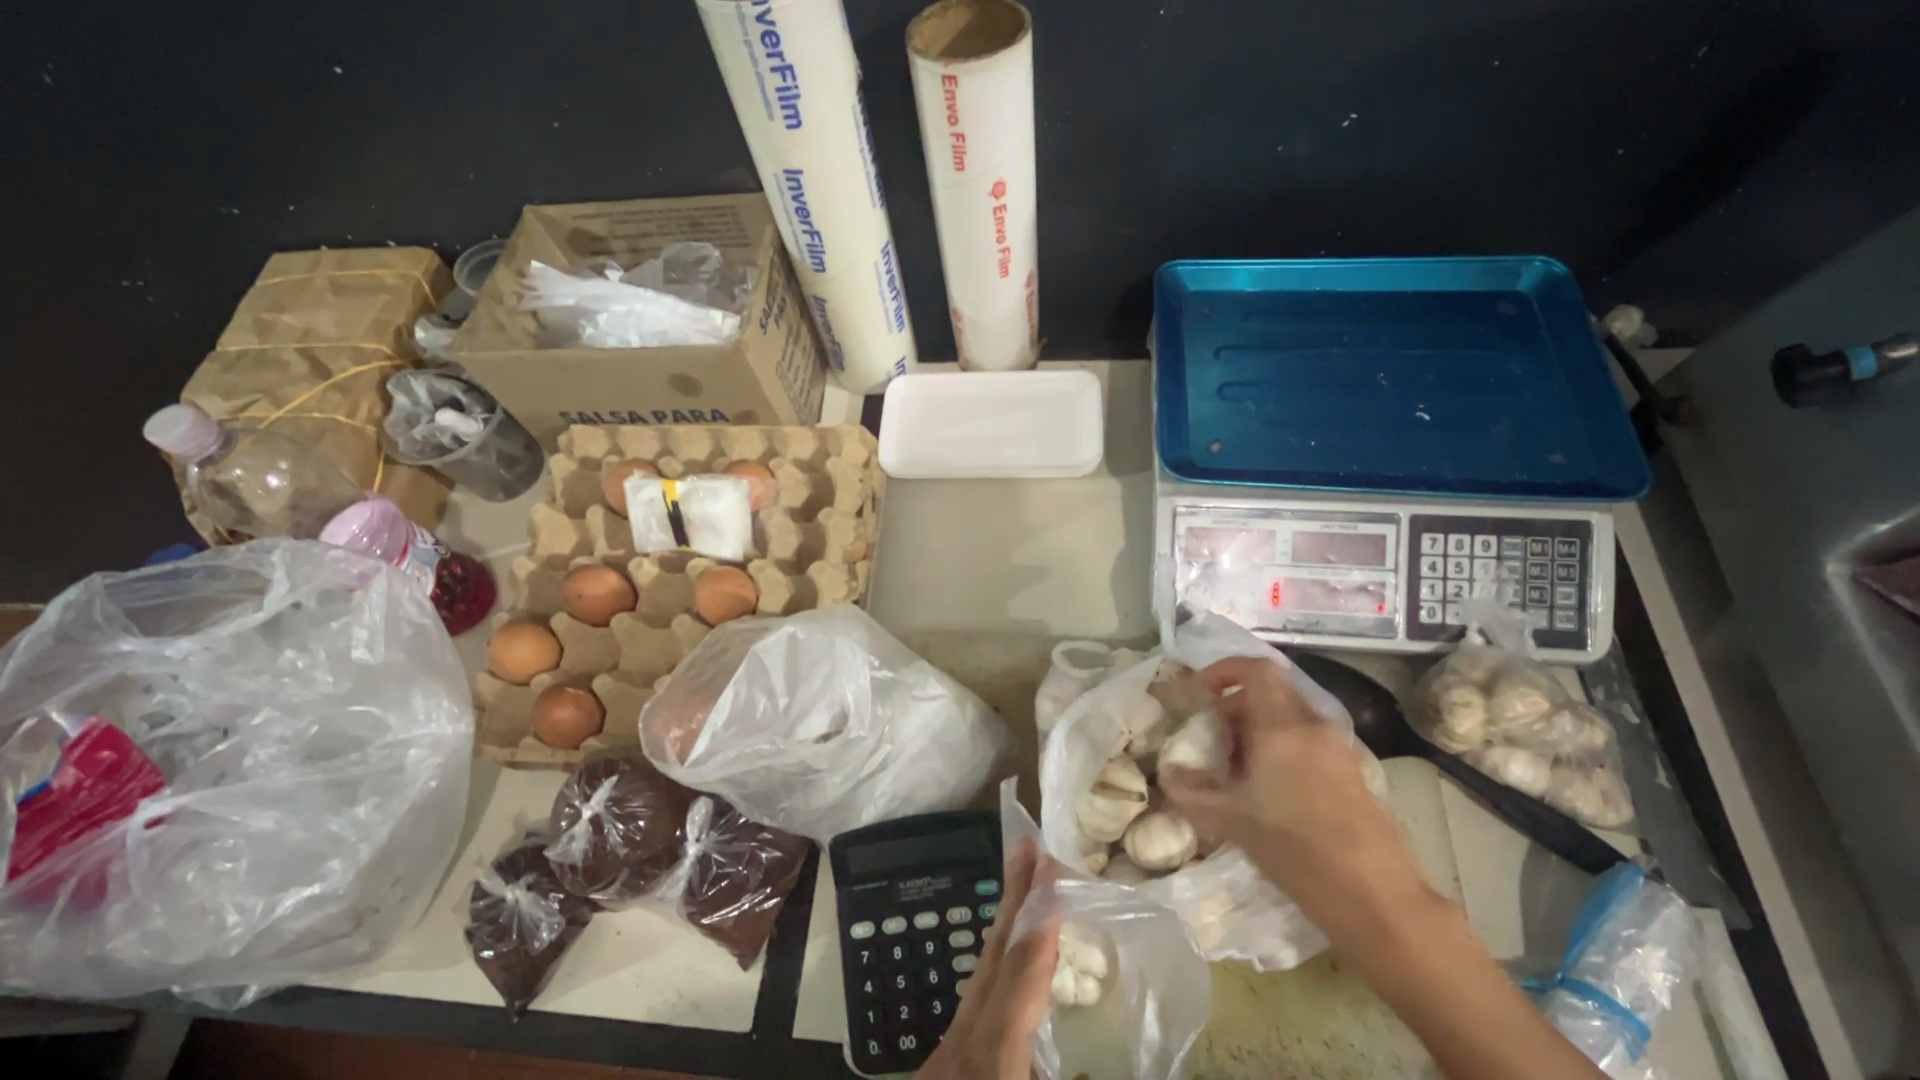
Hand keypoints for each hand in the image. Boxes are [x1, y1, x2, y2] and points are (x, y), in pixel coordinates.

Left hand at [914, 838, 1058, 1079]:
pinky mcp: (936, 1065)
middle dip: (1013, 902)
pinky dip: (995, 972)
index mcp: (989, 1062)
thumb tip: (1097, 1065)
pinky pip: (971, 1005)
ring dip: (1004, 931)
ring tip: (1025, 890)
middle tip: (1028, 848)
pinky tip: (1008, 962)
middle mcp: (960, 1047)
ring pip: (977, 981)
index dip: (1039, 925)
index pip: (1018, 981)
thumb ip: (1069, 1075)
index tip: (1050, 871)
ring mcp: (942, 1053)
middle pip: (991, 963)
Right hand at [1158, 656, 1426, 943]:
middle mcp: (1313, 727)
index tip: (1200, 692)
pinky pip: (1309, 742)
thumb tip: (1170, 773)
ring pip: (1291, 718)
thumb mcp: (1230, 821)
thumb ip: (1192, 792)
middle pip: (1272, 693)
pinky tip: (1271, 792)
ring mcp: (1338, 749)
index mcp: (1282, 727)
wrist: (1373, 894)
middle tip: (1213, 739)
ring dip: (1259, 730)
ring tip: (1237, 770)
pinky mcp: (1352, 772)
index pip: (1256, 670)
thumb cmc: (1294, 849)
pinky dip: (1283, 748)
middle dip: (1236, 707)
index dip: (1224, 670)